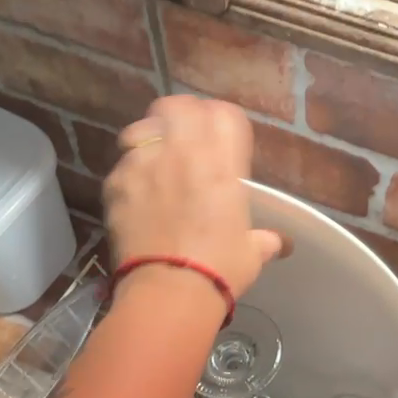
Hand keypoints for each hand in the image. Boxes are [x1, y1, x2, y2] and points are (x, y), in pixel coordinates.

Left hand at [104, 96, 285, 300]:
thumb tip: (280, 244)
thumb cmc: (220, 269)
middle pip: (179, 106)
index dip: (223, 123)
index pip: (224, 114)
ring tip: (155, 164)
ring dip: (151, 139)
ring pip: (143, 127)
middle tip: (184, 142)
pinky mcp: (116, 183)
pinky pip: (122, 165)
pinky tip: (136, 197)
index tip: (223, 143)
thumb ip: (264, 241)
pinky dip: (130, 175)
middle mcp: (182, 150)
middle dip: (182, 118)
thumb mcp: (251, 254)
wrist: (169, 291)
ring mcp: (145, 162)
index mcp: (222, 161)